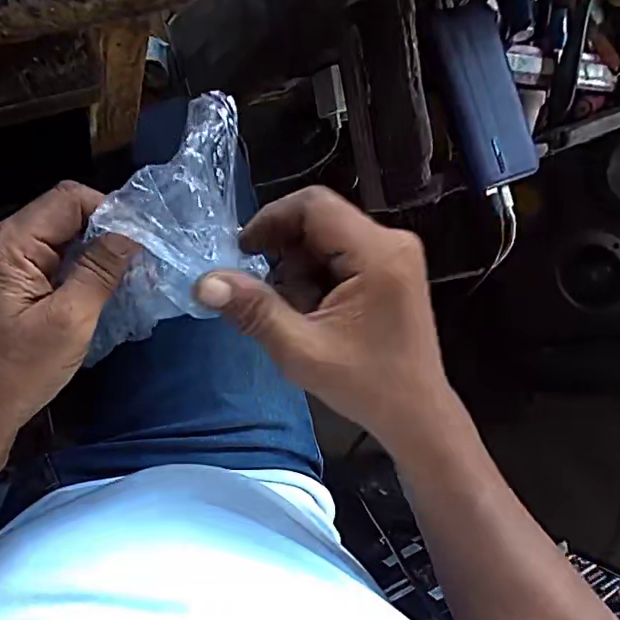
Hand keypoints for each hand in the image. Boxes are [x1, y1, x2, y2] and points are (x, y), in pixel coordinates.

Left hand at [0, 182, 136, 478]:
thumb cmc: (19, 372)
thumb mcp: (69, 321)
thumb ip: (100, 271)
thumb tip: (133, 232)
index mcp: (11, 244)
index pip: (69, 198)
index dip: (111, 210)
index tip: (146, 239)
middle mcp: (4, 243)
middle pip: (65, 213)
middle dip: (109, 230)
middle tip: (147, 258)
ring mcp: (7, 264)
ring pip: (64, 237)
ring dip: (99, 252)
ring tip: (135, 274)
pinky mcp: (14, 285)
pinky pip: (55, 261)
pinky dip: (84, 269)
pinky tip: (109, 287)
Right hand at [195, 187, 455, 453]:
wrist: (416, 414)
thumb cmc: (366, 385)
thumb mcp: (302, 350)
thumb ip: (254, 310)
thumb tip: (204, 283)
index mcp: (377, 253)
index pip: (314, 205)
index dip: (271, 220)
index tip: (243, 252)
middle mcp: (392, 242)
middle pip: (321, 220)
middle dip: (286, 253)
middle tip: (270, 294)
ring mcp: (397, 256)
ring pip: (329, 239)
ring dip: (301, 269)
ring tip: (297, 312)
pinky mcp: (394, 272)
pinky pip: (344, 256)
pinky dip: (319, 277)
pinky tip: (315, 312)